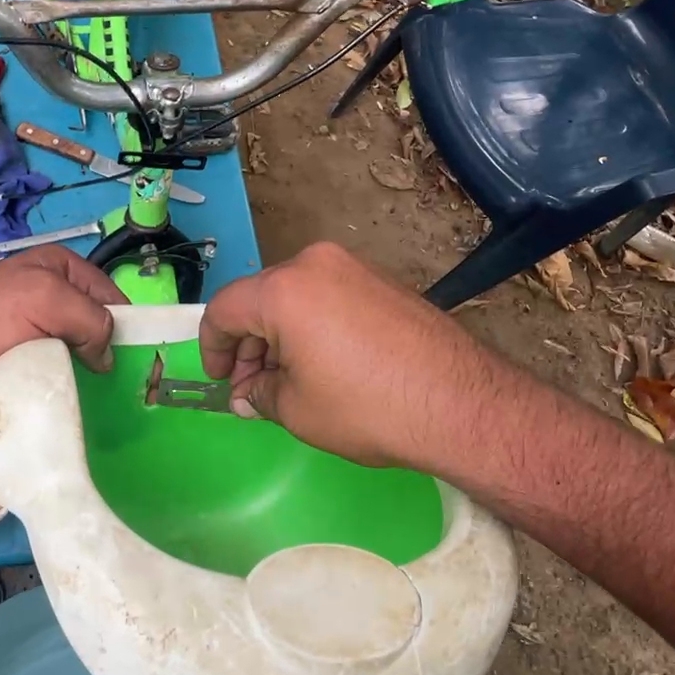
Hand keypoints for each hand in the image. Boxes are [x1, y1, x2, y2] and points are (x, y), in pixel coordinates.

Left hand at [0, 246, 127, 434]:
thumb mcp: (46, 301)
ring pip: (76, 350)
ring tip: (91, 391)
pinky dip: (63, 382)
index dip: (123, 322)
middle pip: (94, 323)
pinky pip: (55, 370)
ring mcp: (31, 327)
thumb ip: (91, 318)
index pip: (108, 293)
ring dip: (83, 369)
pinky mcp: (19, 358)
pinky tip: (66, 396)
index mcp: (56, 265)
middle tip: (113, 380)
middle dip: (104, 347)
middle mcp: (46, 292)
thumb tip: (107, 355)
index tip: (134, 356)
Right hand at [198, 242, 507, 469]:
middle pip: (259, 299)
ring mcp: (352, 267)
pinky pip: (327, 296)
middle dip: (249, 345)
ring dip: (280, 335)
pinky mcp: (380, 280)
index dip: (212, 347)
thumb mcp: (297, 411)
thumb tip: (247, 394)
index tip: (221, 380)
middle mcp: (313, 264)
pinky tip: (326, 364)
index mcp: (282, 290)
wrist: (462, 404)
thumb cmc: (366, 407)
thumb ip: (259, 395)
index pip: (224, 309)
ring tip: (291, 381)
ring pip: (294, 296)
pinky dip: (312, 325)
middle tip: (253, 388)